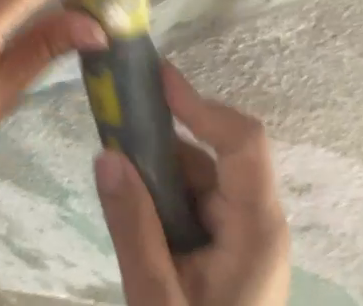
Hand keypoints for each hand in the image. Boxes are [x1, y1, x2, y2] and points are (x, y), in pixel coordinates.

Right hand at [95, 65, 289, 305]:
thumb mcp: (157, 297)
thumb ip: (133, 226)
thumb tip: (106, 153)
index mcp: (255, 228)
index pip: (242, 141)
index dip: (200, 103)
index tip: (152, 79)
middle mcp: (256, 222)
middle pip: (211, 155)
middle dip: (159, 143)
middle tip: (108, 132)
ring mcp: (243, 238)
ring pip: (196, 179)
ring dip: (154, 175)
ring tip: (116, 192)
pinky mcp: (228, 253)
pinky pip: (191, 205)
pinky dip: (159, 200)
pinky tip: (134, 221)